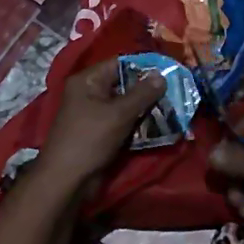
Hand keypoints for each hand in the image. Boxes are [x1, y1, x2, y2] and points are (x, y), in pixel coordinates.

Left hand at [32, 59, 165, 188]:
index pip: (119, 64)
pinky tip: (159, 126)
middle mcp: (89, 93)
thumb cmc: (90, 139)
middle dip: (148, 90)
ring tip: (172, 109)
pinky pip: (123, 122)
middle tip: (175, 93)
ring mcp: (94, 114)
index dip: (143, 67)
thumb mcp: (119, 113)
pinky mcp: (100, 133)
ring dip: (146, 109)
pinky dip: (138, 124)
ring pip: (125, 105)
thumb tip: (161, 75)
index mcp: (87, 80)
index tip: (169, 72)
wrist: (68, 179)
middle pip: (123, 84)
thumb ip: (142, 93)